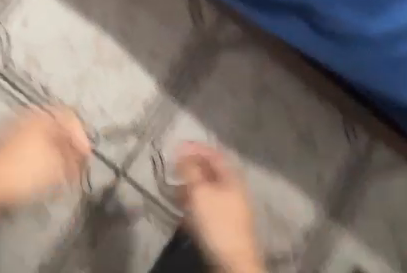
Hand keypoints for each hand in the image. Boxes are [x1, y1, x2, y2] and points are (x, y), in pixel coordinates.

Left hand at [0, 106, 91, 209]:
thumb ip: (73, 157)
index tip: (86, 157)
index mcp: (44, 116)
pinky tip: (45, 173)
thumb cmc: (26, 170)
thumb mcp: (57, 165)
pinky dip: (43, 156)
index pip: (71, 117)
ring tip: (61, 174)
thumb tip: (82, 155)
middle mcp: (31, 116)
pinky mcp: (8, 143)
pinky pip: (33, 145)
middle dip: (69, 147)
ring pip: (45, 137)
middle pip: (58, 127)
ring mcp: (17, 128)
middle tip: (76, 166)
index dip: (82, 136)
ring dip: (57, 153)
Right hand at [173, 143, 263, 272]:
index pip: (213, 153)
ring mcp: (230, 207)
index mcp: (231, 176)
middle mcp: (233, 188)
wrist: (234, 262)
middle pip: (211, 171)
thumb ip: (190, 170)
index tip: (177, 145)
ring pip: (208, 189)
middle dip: (191, 168)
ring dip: (190, 187)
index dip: (195, 147)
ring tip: (174, 189)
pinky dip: (194, 203)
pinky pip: (207, 206)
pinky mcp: (225, 224)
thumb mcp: (200, 192)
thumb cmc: (217, 221)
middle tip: (173, 167)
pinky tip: (182, 210)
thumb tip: (181, 152)